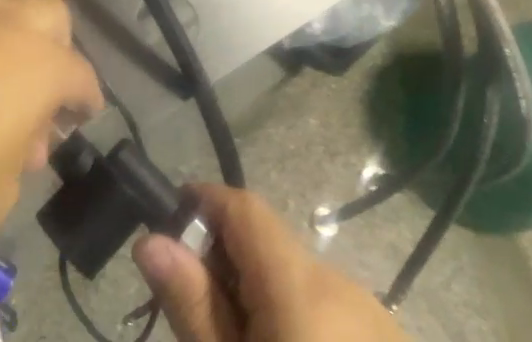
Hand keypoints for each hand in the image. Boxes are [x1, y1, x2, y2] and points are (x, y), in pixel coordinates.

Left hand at [0, 0, 105, 245]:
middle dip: (51, 49)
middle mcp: (2, 22)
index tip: (76, 118)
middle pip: (48, 16)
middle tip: (29, 94)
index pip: (79, 78)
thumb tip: (13, 143)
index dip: (82, 101)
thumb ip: (13, 166)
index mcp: (39, 69)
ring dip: (3, 12)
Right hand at [133, 185, 405, 341]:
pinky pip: (333, 315)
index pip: (243, 207)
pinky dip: (299, 324)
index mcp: (301, 285)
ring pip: (301, 282)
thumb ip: (193, 304)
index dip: (201, 205)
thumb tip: (152, 240)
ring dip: (262, 299)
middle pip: (270, 247)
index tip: (166, 234)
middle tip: (195, 320)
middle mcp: (345, 287)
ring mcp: (379, 320)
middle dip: (225, 266)